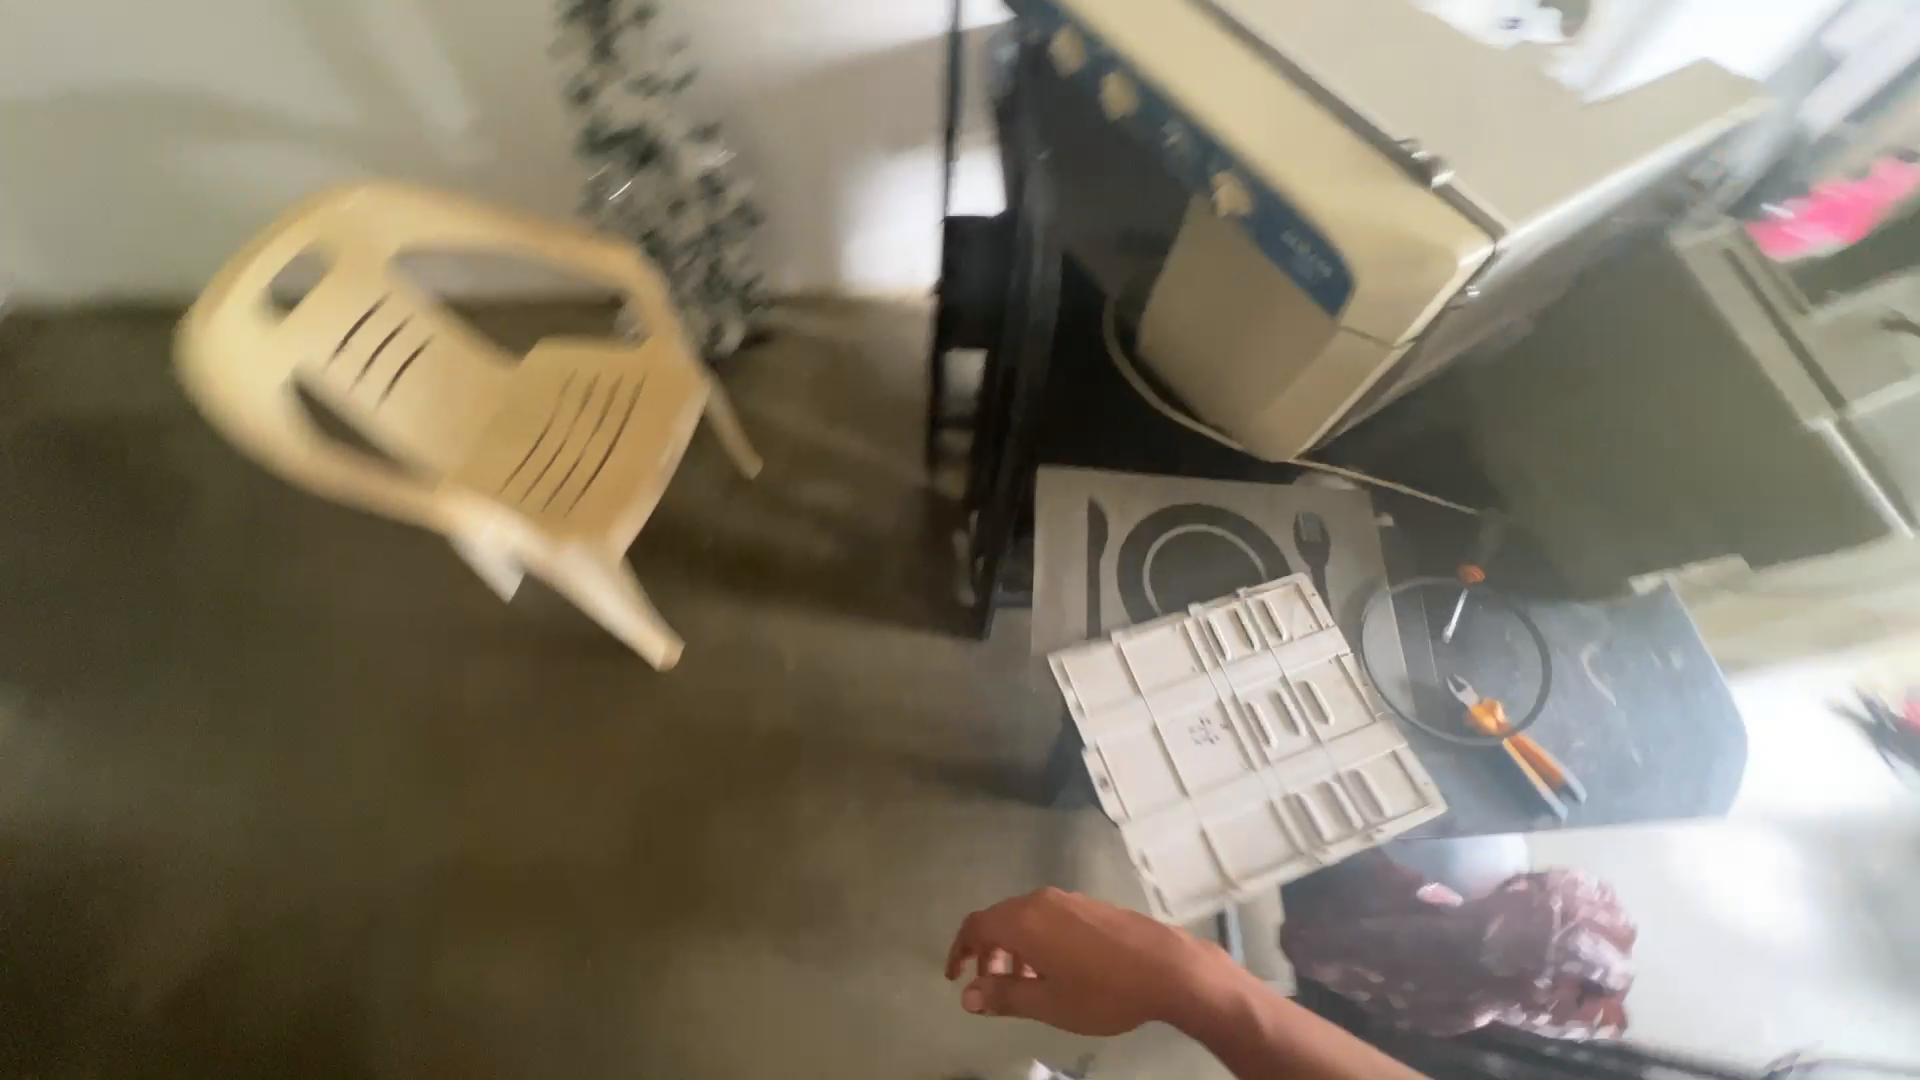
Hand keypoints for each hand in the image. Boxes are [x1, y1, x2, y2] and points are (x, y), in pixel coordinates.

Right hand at [944, 887, 1238, 1035]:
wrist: (1164, 966)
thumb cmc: (1102, 991)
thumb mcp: (1049, 1003)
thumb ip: (1004, 996)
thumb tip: (968, 994)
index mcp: (1024, 921)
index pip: (976, 926)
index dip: (960, 951)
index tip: (956, 977)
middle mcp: (1040, 901)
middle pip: (999, 919)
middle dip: (988, 952)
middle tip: (990, 987)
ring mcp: (1066, 899)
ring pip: (1024, 918)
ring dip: (1013, 948)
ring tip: (1025, 985)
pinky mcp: (1087, 904)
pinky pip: (1046, 917)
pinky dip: (1036, 940)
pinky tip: (1055, 970)